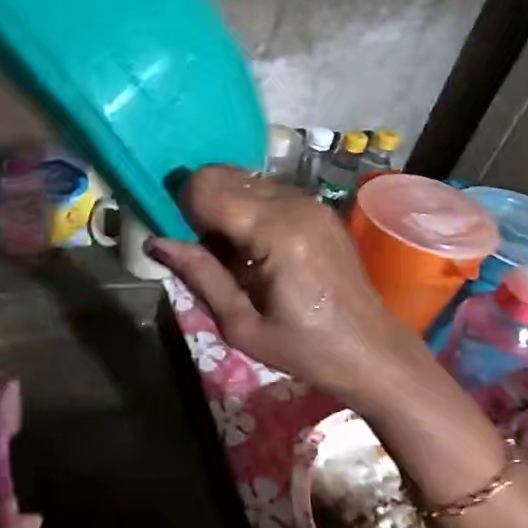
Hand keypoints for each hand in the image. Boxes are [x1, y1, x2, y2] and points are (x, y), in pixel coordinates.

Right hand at [146, 165, 430, 408]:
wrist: (371, 351)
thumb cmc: (305, 349)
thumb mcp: (241, 325)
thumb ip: (200, 275)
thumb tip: (156, 242)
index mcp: (277, 233)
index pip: (208, 189)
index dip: (184, 210)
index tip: (186, 245)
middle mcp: (295, 204)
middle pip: (224, 175)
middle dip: (202, 206)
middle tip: (206, 252)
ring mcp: (312, 202)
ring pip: (245, 180)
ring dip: (226, 207)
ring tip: (232, 255)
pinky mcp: (320, 208)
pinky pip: (268, 191)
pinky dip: (248, 209)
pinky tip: (255, 249)